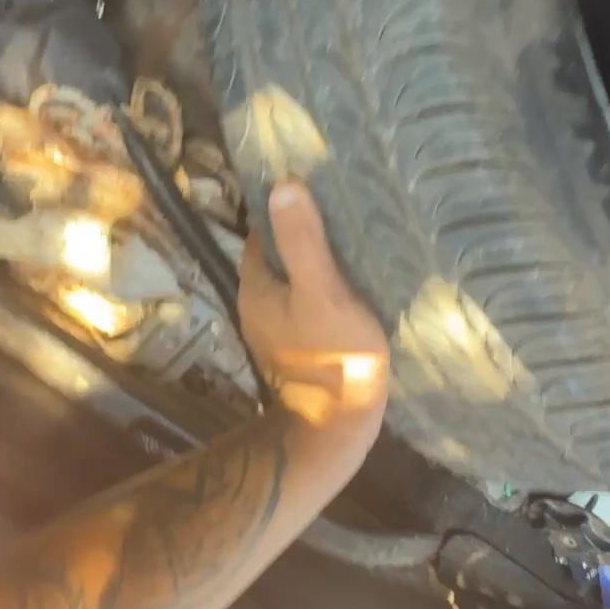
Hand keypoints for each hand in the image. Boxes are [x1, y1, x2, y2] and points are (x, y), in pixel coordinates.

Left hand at [240, 182, 389, 431]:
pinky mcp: (300, 341)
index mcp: (254, 285)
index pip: (261, 232)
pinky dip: (326, 284)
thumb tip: (284, 185)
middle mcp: (257, 302)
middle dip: (303, 228)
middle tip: (341, 202)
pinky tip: (355, 276)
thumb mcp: (321, 292)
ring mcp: (277, 325)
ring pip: (294, 276)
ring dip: (316, 257)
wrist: (336, 425)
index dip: (283, 207)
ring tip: (353, 232)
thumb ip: (303, 242)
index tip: (314, 183)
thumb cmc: (329, 355)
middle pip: (278, 252)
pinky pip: (309, 299)